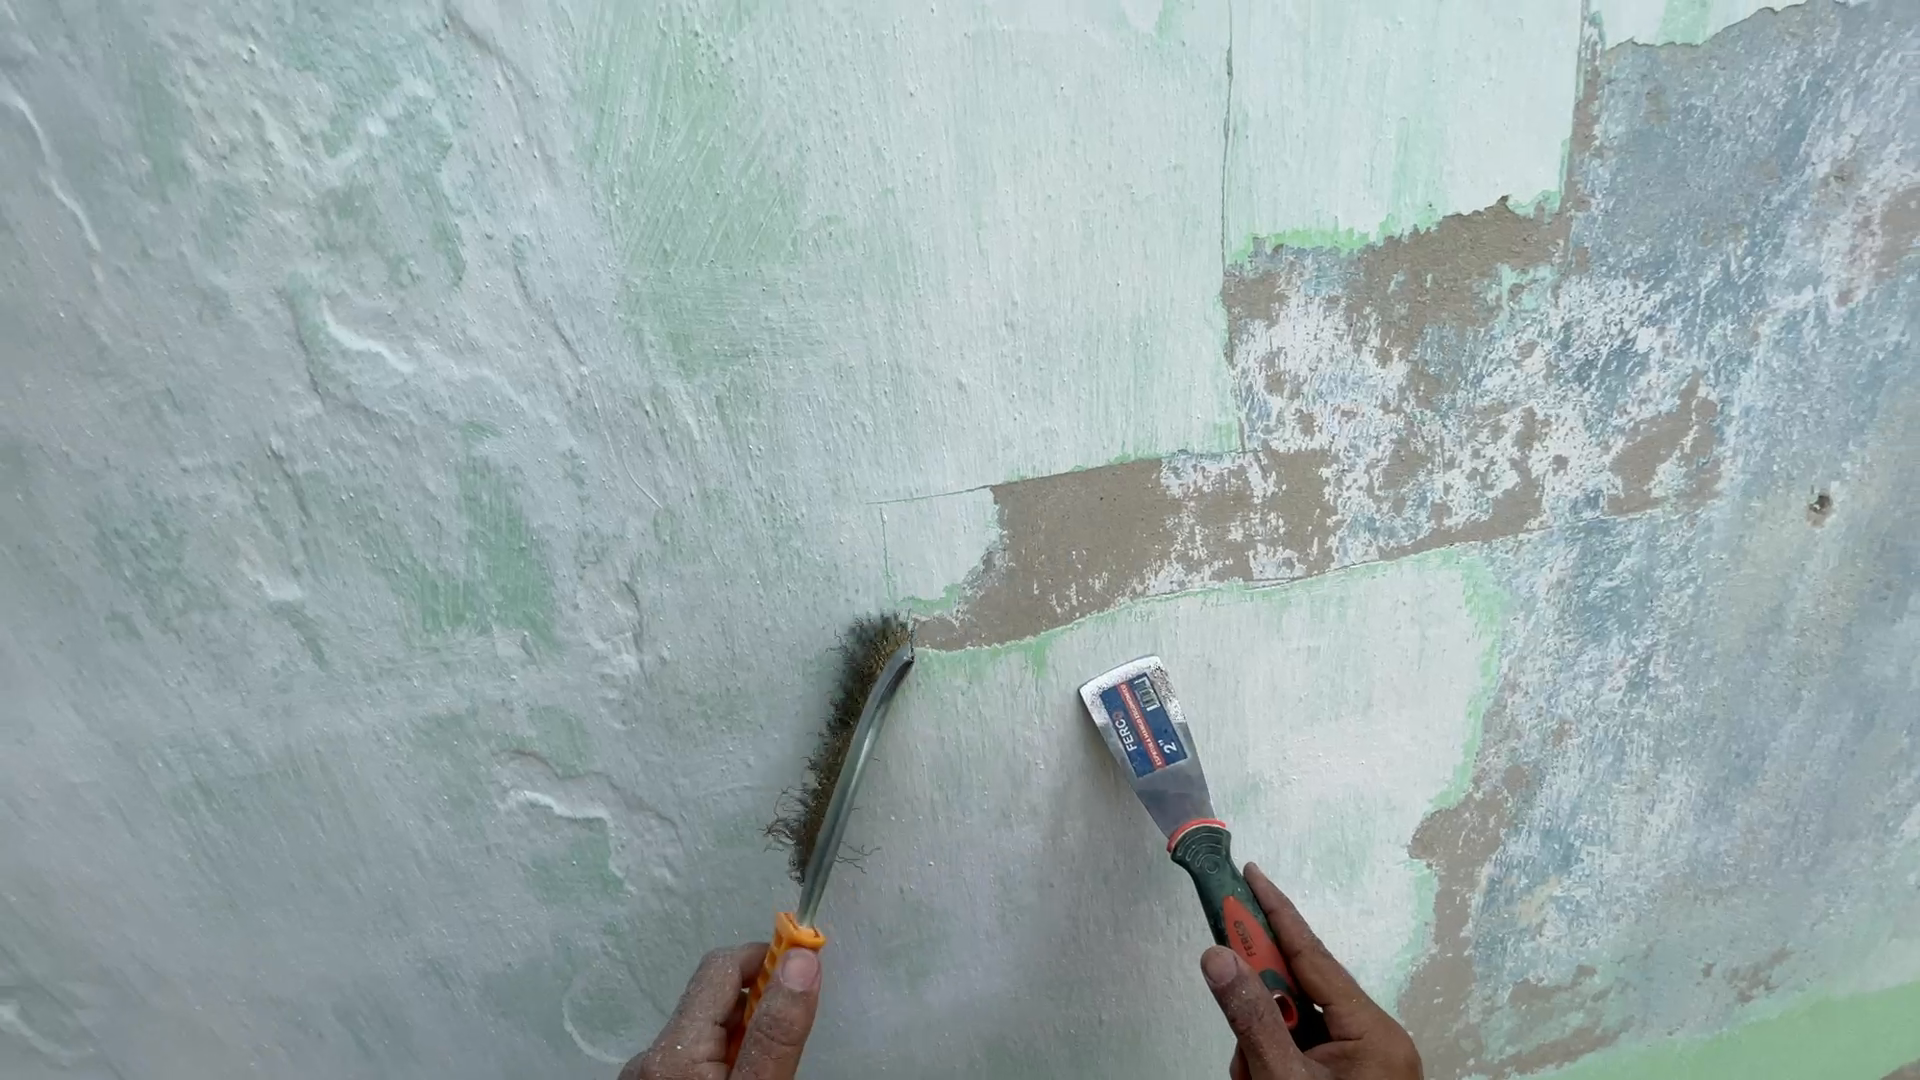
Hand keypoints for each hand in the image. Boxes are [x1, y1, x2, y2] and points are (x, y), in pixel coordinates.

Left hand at [621, 943, 821, 1079]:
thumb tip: (802, 956)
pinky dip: (723, 1058)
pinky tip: (740, 1079)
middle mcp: (648, 1056)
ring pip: (706, 1030)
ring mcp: (645, 1077)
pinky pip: (693, 1057)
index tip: (806, 965)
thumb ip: (776, 1032)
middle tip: (789, 1035)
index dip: (768, 956)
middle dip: (758, 1003)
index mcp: (671, 1049)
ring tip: (766, 1068)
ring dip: (742, 1034)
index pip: (723, 964)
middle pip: (715, 998)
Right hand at [1200, 864, 1422, 1079]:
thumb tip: (1215, 953)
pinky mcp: (1342, 1079)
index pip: (1312, 953)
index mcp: (1372, 1032)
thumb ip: (1249, 1016)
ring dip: (1257, 1047)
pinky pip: (1293, 1048)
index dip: (1276, 910)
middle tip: (1238, 1027)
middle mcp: (1371, 1039)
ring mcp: (1358, 1062)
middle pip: (1295, 990)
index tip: (1250, 871)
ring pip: (1287, 1022)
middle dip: (1257, 1008)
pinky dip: (1267, 1062)